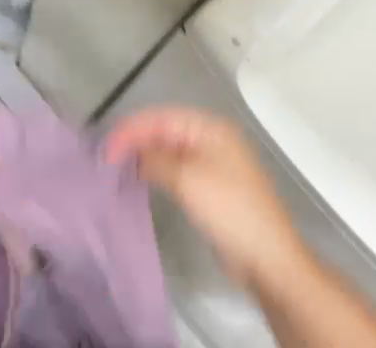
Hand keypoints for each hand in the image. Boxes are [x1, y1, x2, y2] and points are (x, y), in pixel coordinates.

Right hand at [105, 107, 310, 289]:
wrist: (268, 258)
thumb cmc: (229, 209)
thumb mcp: (186, 178)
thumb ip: (152, 159)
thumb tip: (128, 154)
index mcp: (210, 128)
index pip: (161, 117)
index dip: (131, 129)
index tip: (107, 148)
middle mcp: (212, 139)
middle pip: (164, 131)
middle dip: (136, 141)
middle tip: (107, 158)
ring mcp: (213, 163)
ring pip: (168, 150)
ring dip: (144, 156)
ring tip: (118, 167)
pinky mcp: (210, 187)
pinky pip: (176, 169)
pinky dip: (156, 170)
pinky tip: (140, 179)